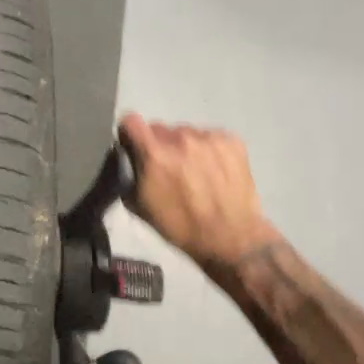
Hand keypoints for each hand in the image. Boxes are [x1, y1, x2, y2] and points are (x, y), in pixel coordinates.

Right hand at [119, 114, 282, 272]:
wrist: (235, 242)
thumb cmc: (182, 228)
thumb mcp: (141, 206)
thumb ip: (130, 172)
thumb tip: (128, 156)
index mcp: (155, 153)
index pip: (131, 121)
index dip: (131, 133)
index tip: (136, 146)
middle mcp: (180, 138)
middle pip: (161, 129)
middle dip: (162, 145)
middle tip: (172, 169)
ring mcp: (208, 137)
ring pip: (187, 133)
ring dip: (187, 147)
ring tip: (199, 172)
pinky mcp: (232, 140)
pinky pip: (211, 137)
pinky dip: (210, 150)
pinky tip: (217, 171)